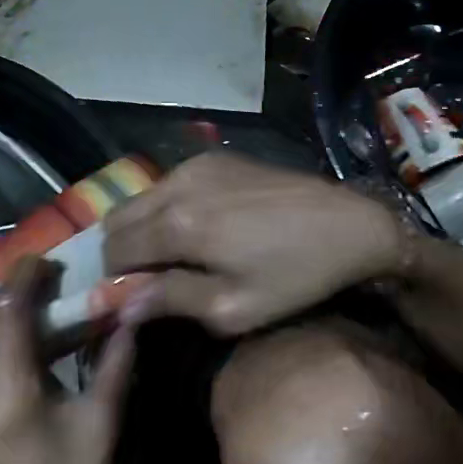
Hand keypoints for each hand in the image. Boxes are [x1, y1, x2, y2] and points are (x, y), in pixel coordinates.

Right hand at [101, 152, 405, 336]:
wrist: (349, 222)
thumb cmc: (295, 274)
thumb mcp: (233, 307)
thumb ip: (171, 300)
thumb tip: (120, 304)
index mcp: (179, 224)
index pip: (113, 250)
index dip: (114, 280)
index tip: (134, 300)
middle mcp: (178, 184)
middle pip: (117, 218)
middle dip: (123, 252)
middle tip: (153, 280)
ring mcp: (198, 164)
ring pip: (142, 197)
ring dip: (144, 227)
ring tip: (178, 255)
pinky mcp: (217, 156)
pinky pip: (169, 183)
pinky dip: (167, 206)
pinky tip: (200, 227)